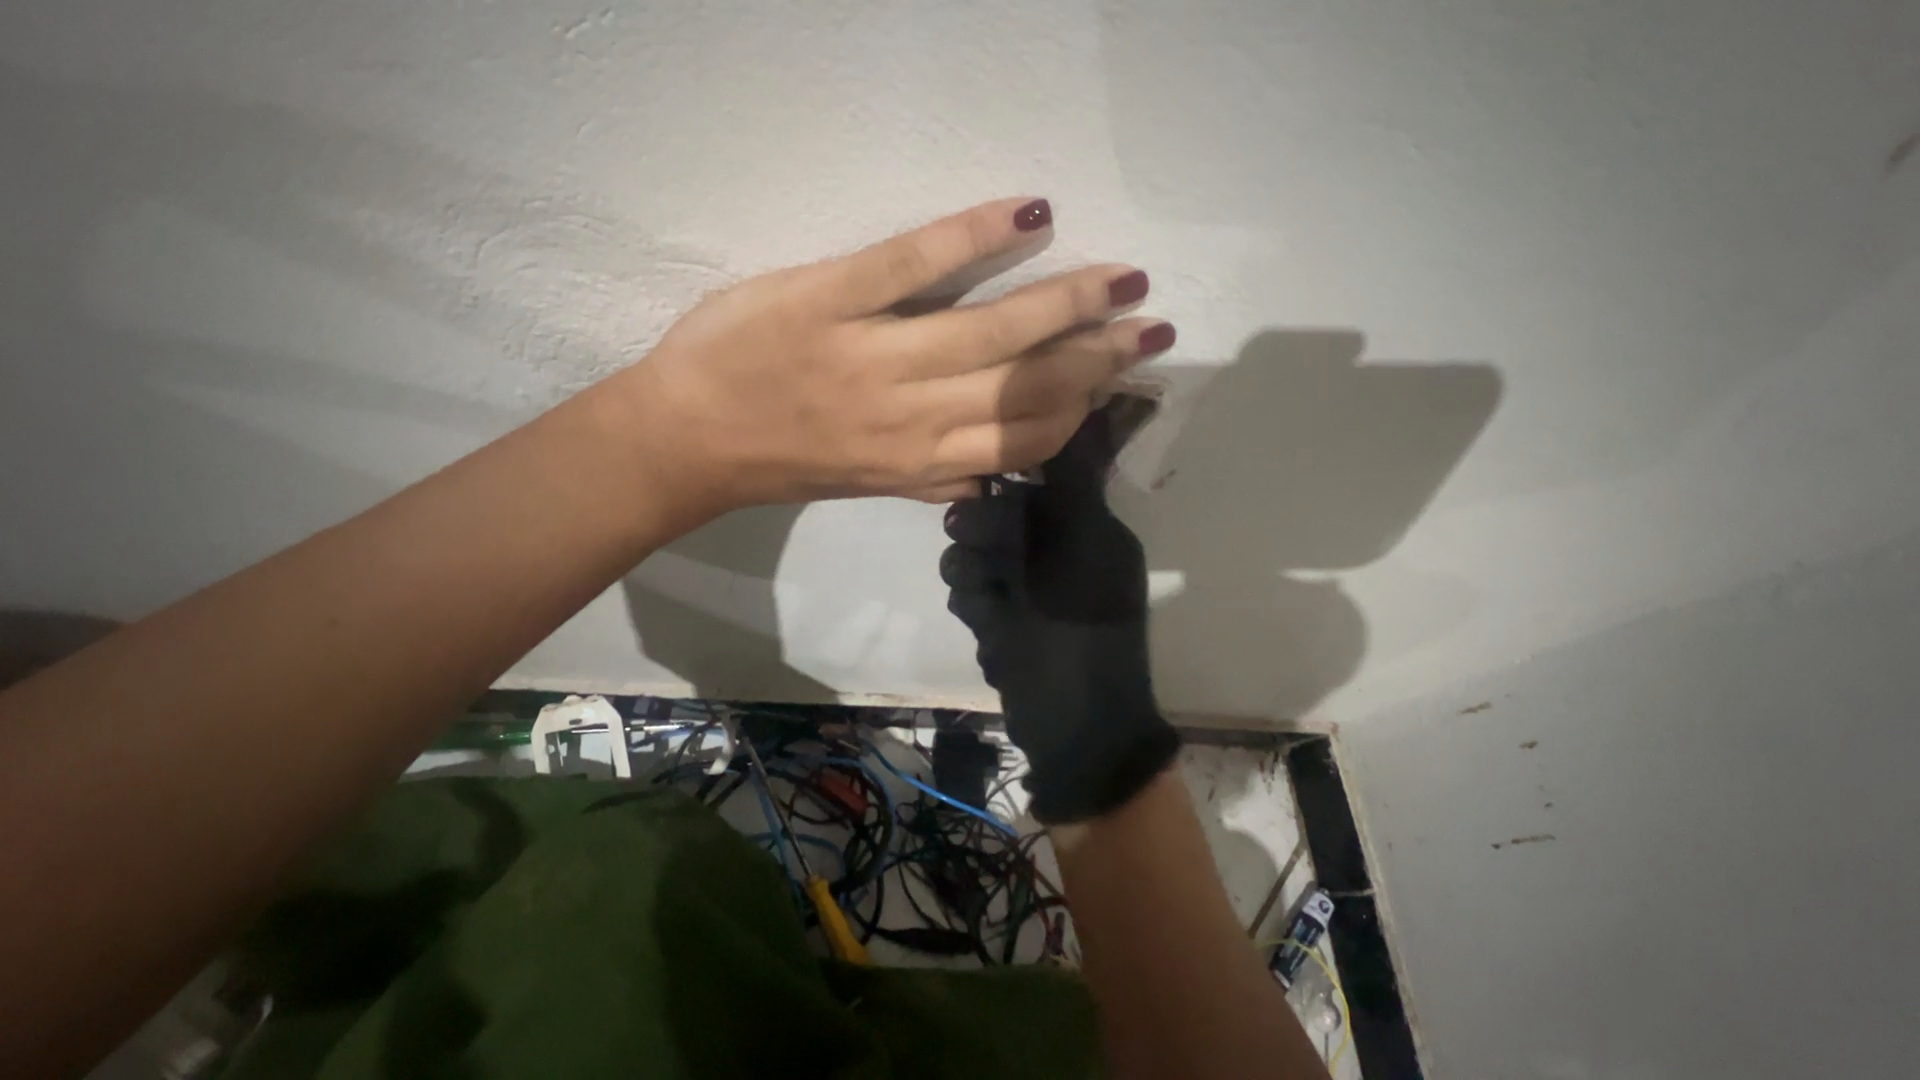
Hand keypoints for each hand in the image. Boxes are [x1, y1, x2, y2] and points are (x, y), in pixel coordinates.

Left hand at [616, 198, 1174, 515]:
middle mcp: (911, 415)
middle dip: (1097, 355)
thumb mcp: (864, 484)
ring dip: (1065, 300)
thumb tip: (996, 471)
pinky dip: (975, 236)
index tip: (1120, 380)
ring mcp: (873, 354)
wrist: (684, 438)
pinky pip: (915, 263)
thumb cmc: (777, 461)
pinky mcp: (830, 298)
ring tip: (1120, 277)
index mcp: (920, 461)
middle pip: (1025, 383)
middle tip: (1151, 324)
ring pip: (990, 329)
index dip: (1081, 408)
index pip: (1023, 437)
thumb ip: (931, 476)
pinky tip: (1028, 213)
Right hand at [940, 403, 1181, 822]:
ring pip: (978, 557)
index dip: (1009, 478)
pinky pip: (975, 596)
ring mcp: (1031, 592)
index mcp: (1092, 531)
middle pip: (999, 517)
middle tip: (973, 548)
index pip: (1042, 480)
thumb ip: (1075, 486)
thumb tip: (1079, 414)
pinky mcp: (1007, 624)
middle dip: (981, 532)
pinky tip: (991, 632)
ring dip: (974, 576)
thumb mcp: (1088, 549)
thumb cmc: (1086, 632)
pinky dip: (978, 611)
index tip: (983, 483)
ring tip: (989, 606)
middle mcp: (1061, 554)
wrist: (1078, 730)